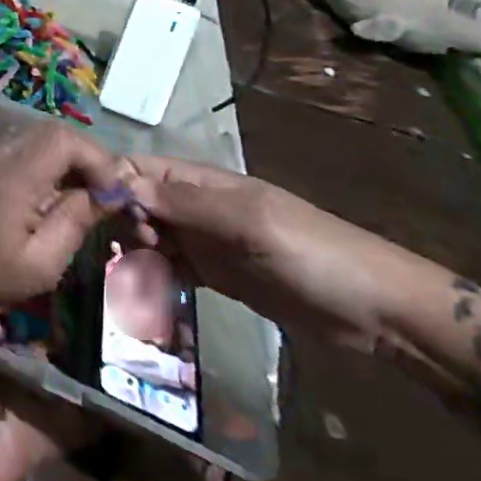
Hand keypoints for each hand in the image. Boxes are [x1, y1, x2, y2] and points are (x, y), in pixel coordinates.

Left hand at [0, 127, 129, 324]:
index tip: (115, 192)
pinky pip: (28, 145)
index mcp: (13, 176)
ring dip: (72, 156)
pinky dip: (53, 159)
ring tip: (90, 192)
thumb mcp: (42, 262)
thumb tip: (109, 193)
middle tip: (108, 191)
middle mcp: (1, 153)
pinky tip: (62, 190)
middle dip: (90, 155)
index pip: (64, 139)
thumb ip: (75, 222)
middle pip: (55, 130)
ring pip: (42, 134)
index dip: (98, 158)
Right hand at [113, 156, 433, 352]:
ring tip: (141, 284)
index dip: (113, 185)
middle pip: (135, 204)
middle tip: (136, 255)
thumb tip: (122, 183)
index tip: (102, 216)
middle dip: (124, 225)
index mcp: (199, 182)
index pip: (137, 169)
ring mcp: (203, 240)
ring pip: (148, 237)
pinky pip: (169, 268)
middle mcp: (193, 206)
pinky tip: (154, 297)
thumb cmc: (312, 253)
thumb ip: (185, 203)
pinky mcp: (213, 273)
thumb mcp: (247, 222)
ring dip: (136, 256)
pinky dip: (156, 279)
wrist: (377, 311)